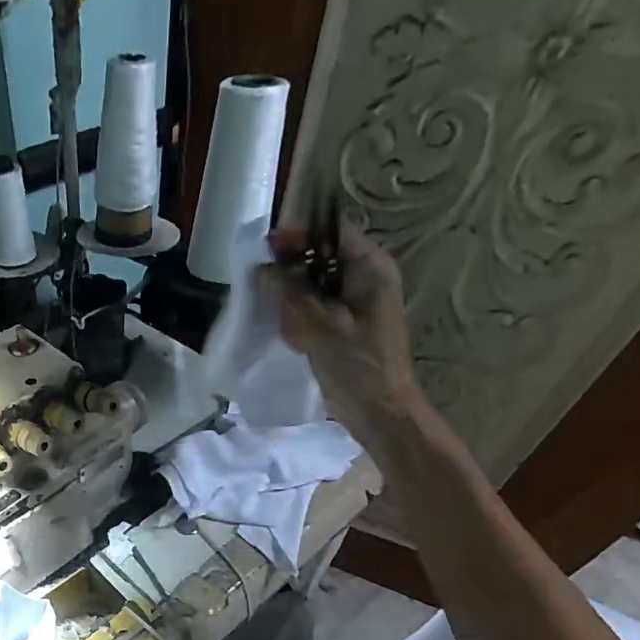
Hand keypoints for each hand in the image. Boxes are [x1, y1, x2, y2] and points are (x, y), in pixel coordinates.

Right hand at [260, 221, 422, 446]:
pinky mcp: (346, 322)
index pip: (334, 229)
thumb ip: (287, 291)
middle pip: (323, 253)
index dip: (300, 233)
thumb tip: (261, 267)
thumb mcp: (318, 324)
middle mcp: (367, 276)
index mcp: (370, 267)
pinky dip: (298, 307)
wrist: (379, 409)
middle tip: (260, 278)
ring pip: (316, 279)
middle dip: (291, 263)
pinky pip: (317, 302)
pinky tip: (284, 322)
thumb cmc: (357, 364)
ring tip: (269, 302)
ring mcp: (357, 300)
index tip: (267, 247)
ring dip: (291, 288)